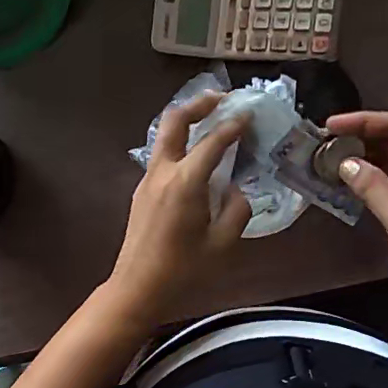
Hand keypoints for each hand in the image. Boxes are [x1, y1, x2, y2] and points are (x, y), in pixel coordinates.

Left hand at [106, 92, 251, 321]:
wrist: (137, 288)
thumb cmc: (183, 271)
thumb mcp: (223, 244)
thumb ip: (236, 210)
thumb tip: (236, 191)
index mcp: (185, 182)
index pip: (213, 141)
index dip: (234, 124)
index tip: (250, 114)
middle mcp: (163, 172)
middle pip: (175, 120)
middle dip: (199, 104)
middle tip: (222, 99)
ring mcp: (147, 181)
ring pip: (164, 136)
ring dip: (187, 123)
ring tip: (211, 123)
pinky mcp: (141, 193)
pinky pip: (161, 157)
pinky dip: (180, 146)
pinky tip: (196, 160)